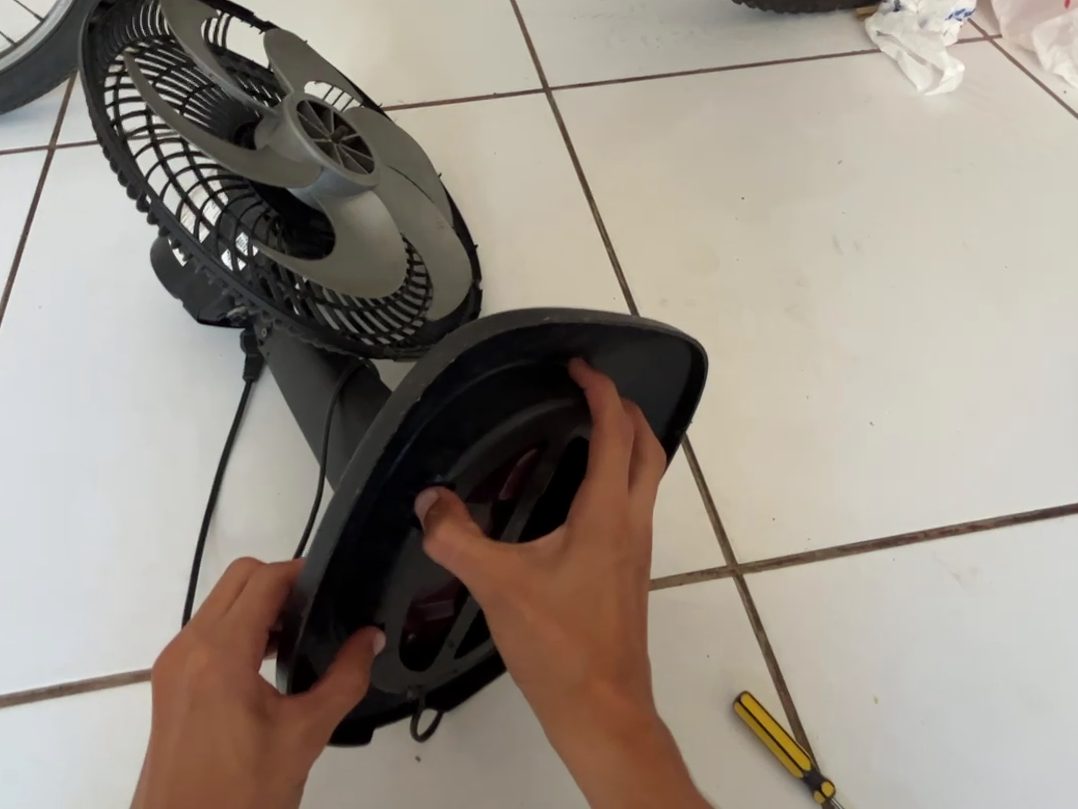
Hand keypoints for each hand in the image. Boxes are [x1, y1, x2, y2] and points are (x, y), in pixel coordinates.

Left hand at [132, 558, 383, 808]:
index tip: (333, 586)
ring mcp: (172, 663)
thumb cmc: (242, 793)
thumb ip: (345, 678)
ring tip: (297, 635)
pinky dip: (237, 627)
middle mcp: (188, 646)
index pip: (264, 579)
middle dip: (280, 582)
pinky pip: (206, 630)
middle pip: (239, 577)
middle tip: (316, 609)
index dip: (301, 573)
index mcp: (220, 652)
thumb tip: (372, 637)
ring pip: (220, 601)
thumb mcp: (304, 735)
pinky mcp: (167, 682)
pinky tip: (267, 661)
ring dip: (257, 604)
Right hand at [414, 360, 707, 808]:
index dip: (602, 392)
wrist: (603, 710)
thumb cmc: (559, 645)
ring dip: (628, 442)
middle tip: (592, 389)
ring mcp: (637, 548)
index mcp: (606, 514)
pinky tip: (579, 494)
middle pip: (649, 447)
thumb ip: (456, 538)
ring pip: (647, 476)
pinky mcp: (631, 570)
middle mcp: (632, 522)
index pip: (616, 433)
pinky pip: (635, 503)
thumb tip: (428, 501)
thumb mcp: (497, 585)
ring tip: (589, 428)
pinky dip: (618, 476)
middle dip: (626, 409)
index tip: (581, 367)